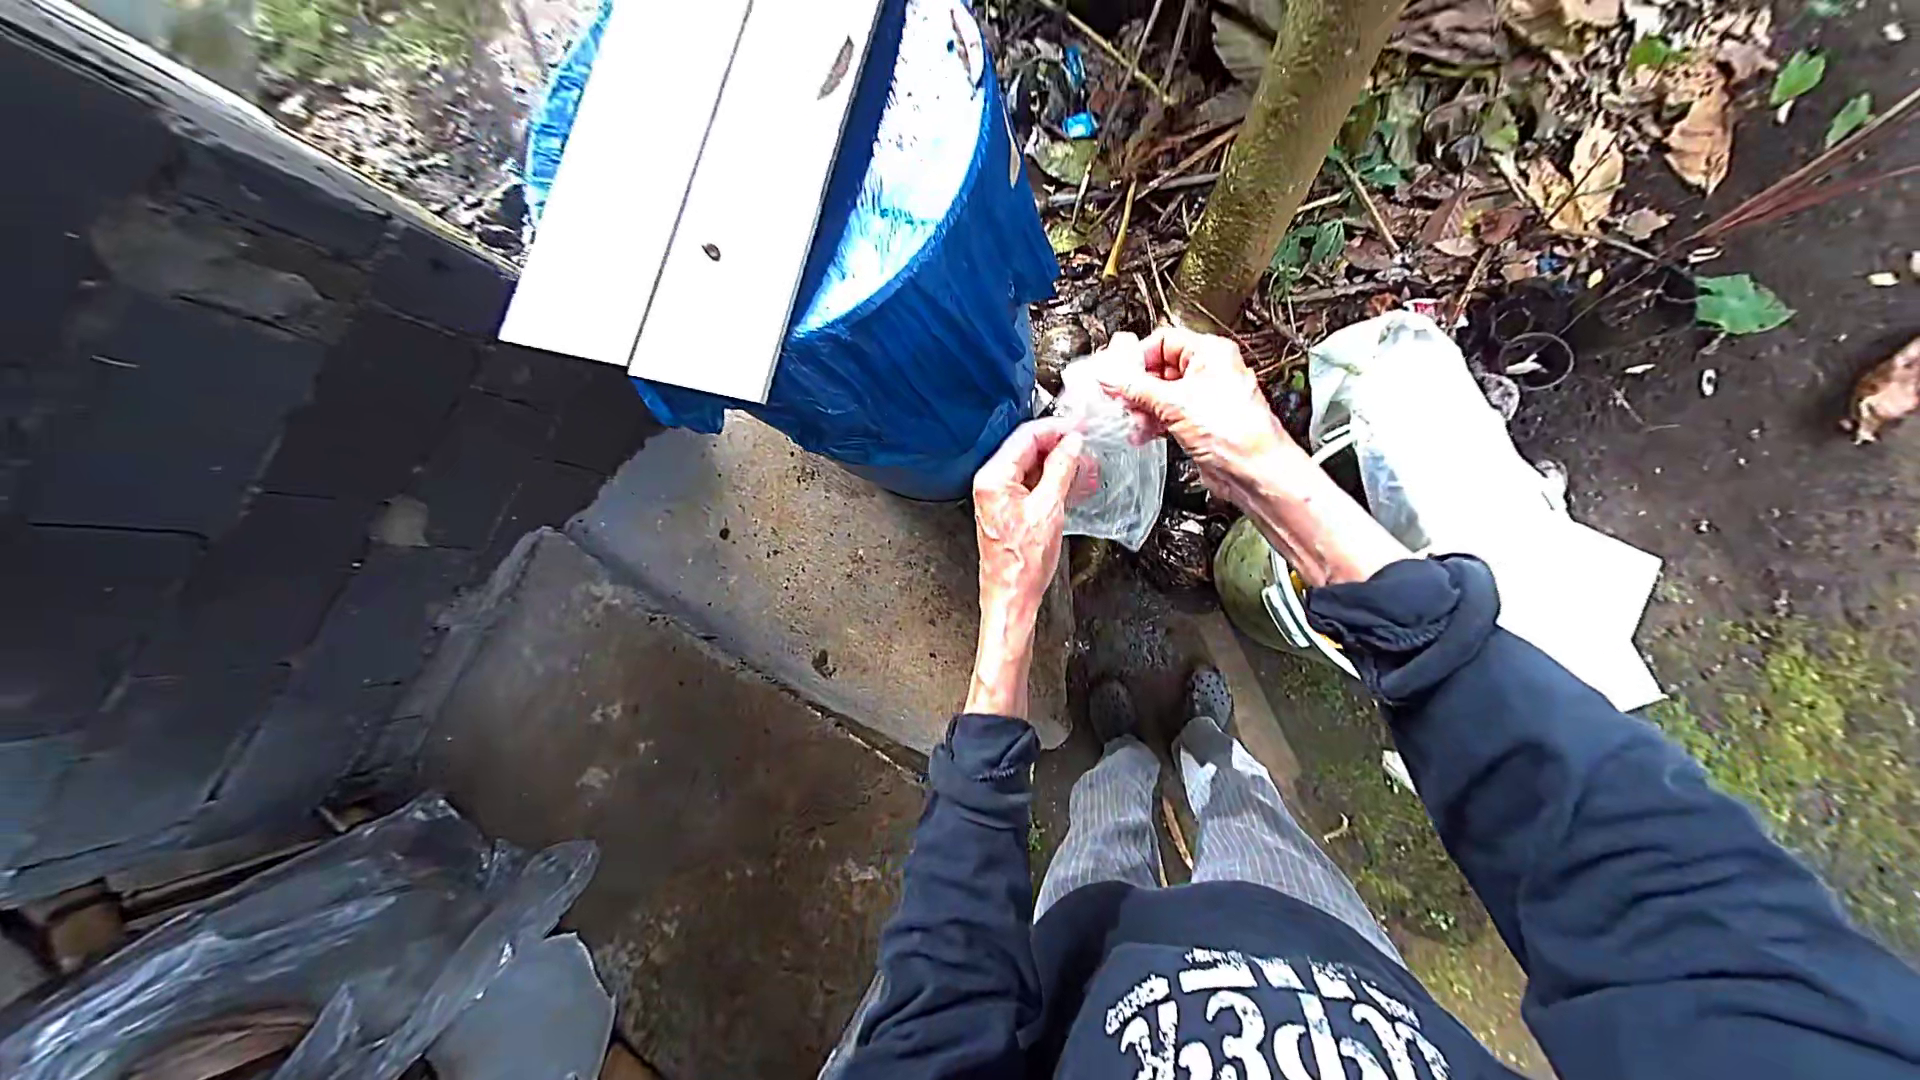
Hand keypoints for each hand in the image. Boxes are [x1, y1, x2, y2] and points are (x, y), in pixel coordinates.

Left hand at [965, 419, 1084, 717]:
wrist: (1012, 597)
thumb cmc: (1022, 564)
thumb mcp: (1050, 509)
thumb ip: (1061, 470)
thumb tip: (1071, 444)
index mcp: (993, 479)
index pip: (1025, 437)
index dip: (1055, 429)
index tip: (1078, 428)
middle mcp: (990, 484)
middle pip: (1026, 449)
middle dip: (1058, 445)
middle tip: (1085, 446)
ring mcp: (997, 497)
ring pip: (1029, 466)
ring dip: (1057, 463)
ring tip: (1083, 466)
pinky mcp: (1006, 509)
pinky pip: (1029, 484)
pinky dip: (1050, 480)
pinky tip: (1070, 483)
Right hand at [1103, 327, 1411, 586]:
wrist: (1253, 471)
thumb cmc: (1235, 433)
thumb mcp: (1173, 403)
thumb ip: (1135, 388)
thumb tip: (1111, 376)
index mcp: (1210, 353)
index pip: (1163, 341)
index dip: (1137, 358)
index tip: (1117, 375)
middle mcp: (1208, 373)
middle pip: (1159, 369)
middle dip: (1137, 388)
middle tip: (1120, 399)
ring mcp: (1203, 399)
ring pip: (1160, 395)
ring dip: (1142, 409)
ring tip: (1133, 422)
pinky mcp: (1199, 422)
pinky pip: (1167, 415)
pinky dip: (1152, 423)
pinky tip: (1142, 434)